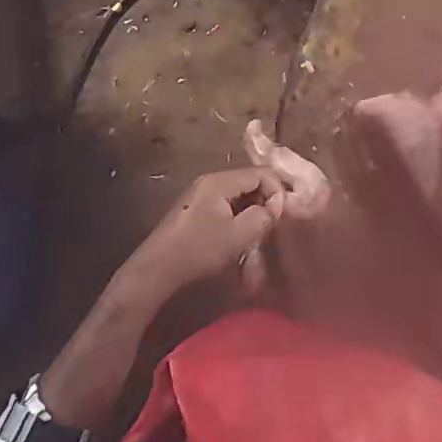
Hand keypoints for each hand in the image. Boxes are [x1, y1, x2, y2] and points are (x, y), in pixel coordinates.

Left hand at [120, 168, 285, 299]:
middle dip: (266, 200)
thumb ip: (263, 216)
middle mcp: (209, 181)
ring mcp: (200, 194)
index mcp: (220, 181)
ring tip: (260, 232)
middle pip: (249, 181)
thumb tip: (278, 204)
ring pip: (238, 194)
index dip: (277, 191)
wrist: (157, 268)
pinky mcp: (195, 209)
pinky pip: (226, 204)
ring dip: (253, 209)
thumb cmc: (199, 249)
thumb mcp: (238, 235)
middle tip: (275, 224)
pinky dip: (239, 215)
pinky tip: (240, 235)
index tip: (284, 215)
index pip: (260, 173)